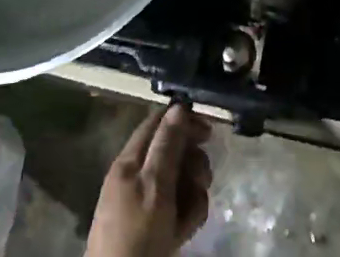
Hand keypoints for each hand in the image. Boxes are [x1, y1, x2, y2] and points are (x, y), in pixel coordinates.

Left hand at [84, 104, 212, 256]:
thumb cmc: (136, 233)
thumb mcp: (155, 186)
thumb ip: (167, 145)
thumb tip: (179, 105)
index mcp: (131, 160)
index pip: (158, 122)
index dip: (184, 120)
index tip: (208, 132)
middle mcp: (136, 175)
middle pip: (173, 152)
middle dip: (193, 162)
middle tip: (202, 178)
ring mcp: (144, 202)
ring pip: (179, 180)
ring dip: (193, 191)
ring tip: (192, 211)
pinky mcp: (153, 225)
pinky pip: (177, 207)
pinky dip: (186, 214)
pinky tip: (186, 229)